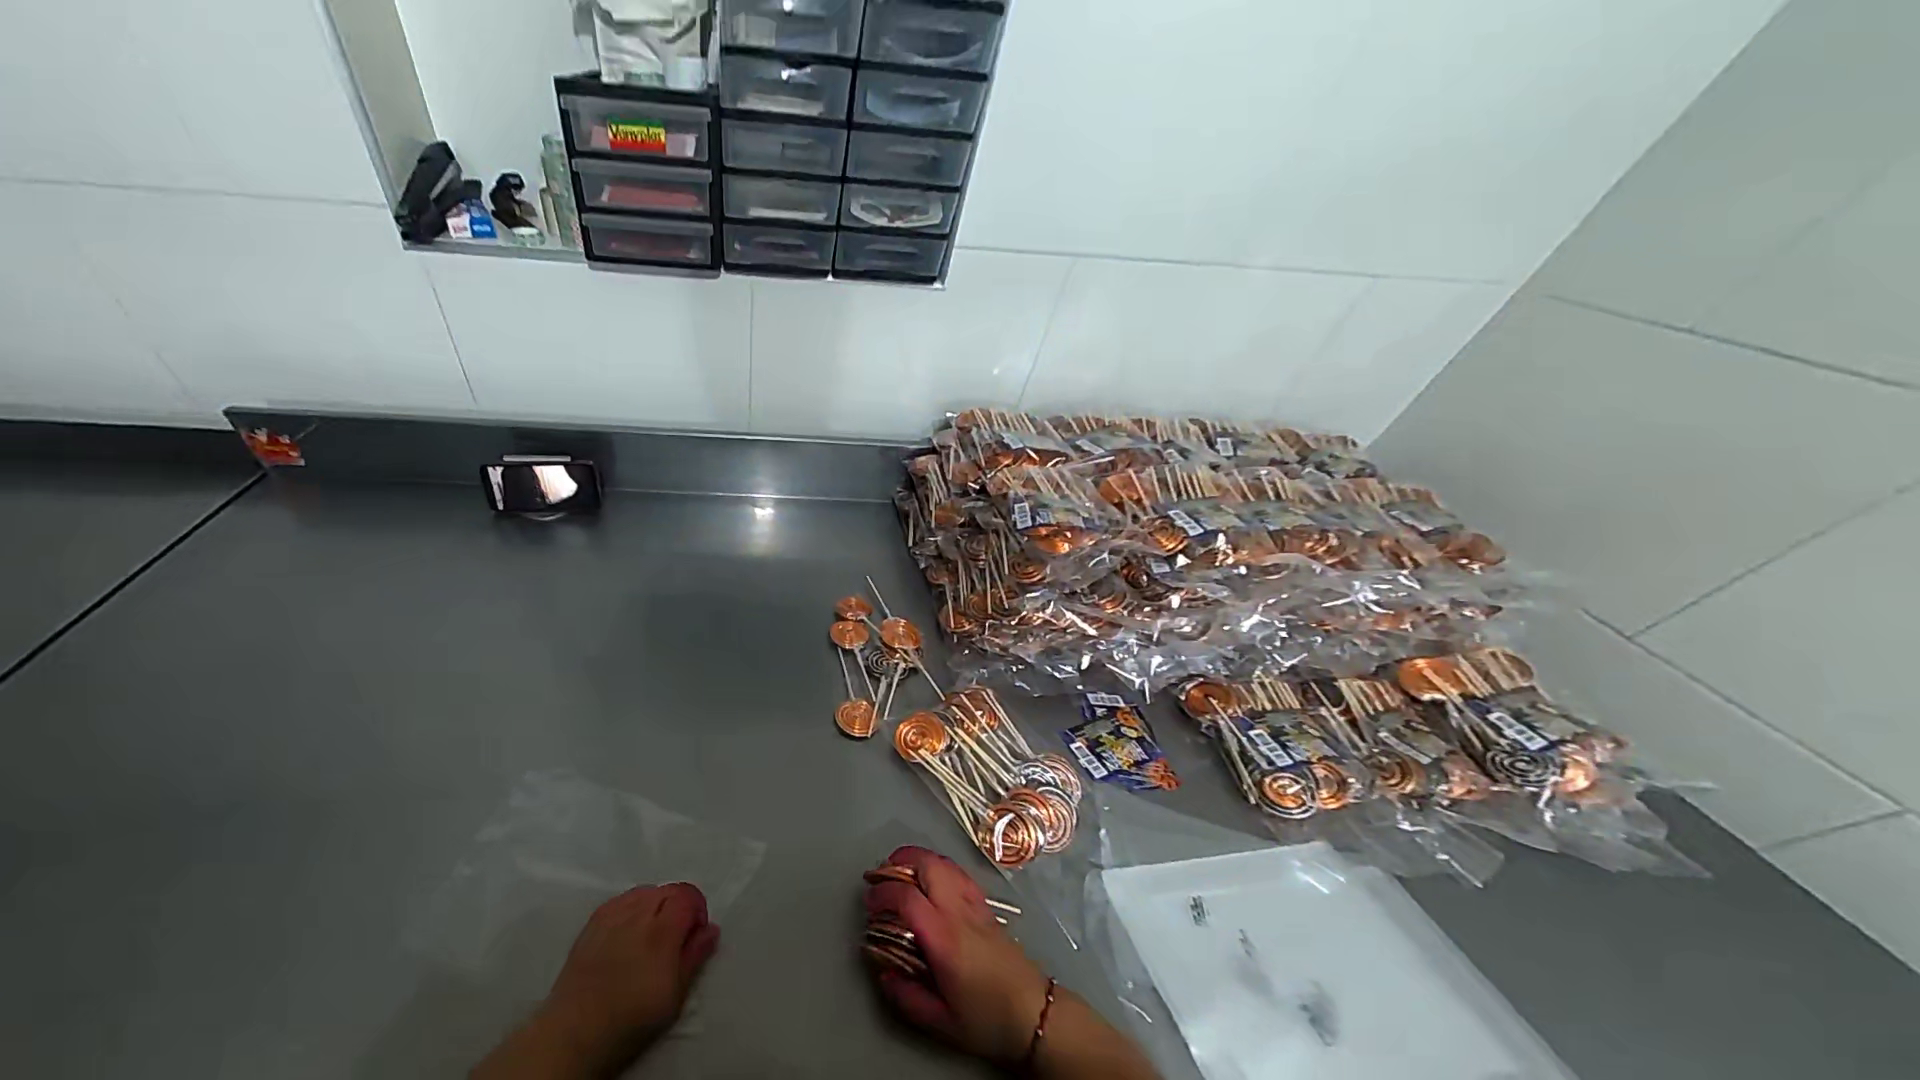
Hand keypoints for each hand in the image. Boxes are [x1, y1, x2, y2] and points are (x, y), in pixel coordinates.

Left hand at [472, 883, 718, 1079]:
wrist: (572, 1036)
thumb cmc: (630, 1020)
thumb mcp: (674, 996)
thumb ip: (694, 956)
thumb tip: (711, 928)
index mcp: (661, 932)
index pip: (687, 895)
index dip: (698, 909)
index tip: (694, 934)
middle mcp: (636, 916)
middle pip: (667, 889)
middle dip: (679, 905)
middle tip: (676, 936)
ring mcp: (610, 918)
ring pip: (644, 891)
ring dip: (656, 904)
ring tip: (652, 934)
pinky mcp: (590, 925)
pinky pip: (620, 900)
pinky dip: (632, 907)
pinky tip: (629, 931)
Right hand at [863, 846, 1052, 1066]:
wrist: (1034, 1013)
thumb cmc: (988, 1020)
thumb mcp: (940, 1021)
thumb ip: (906, 996)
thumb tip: (882, 972)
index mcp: (945, 938)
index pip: (908, 897)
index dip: (883, 892)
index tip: (869, 902)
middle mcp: (960, 912)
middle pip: (928, 865)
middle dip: (899, 862)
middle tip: (880, 877)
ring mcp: (976, 905)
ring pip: (945, 863)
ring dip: (919, 860)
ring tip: (900, 873)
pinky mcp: (986, 906)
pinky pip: (959, 873)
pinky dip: (938, 867)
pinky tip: (929, 881)